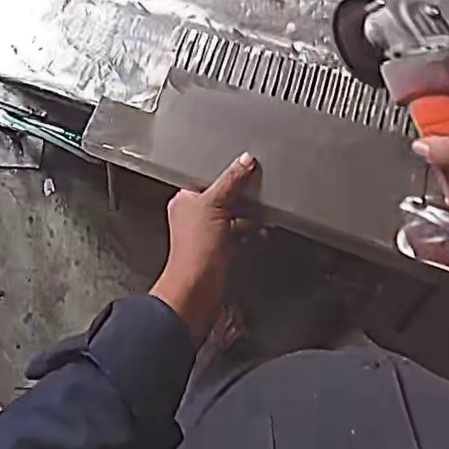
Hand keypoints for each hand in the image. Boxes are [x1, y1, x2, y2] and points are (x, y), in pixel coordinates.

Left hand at [150, 153, 257, 342]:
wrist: (198, 287)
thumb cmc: (194, 249)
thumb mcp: (215, 204)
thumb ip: (231, 181)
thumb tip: (245, 161)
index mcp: (184, 199)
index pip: (205, 177)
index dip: (223, 172)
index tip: (243, 165)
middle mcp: (193, 215)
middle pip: (221, 195)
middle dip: (240, 193)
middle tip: (257, 184)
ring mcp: (207, 232)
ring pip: (231, 214)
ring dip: (248, 211)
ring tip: (264, 205)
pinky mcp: (220, 248)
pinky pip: (238, 231)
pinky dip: (250, 227)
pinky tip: (262, 225)